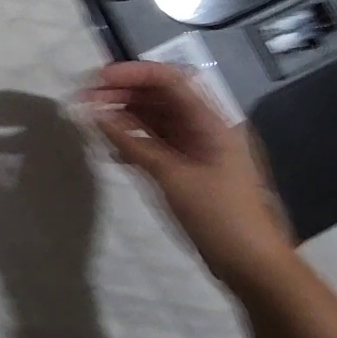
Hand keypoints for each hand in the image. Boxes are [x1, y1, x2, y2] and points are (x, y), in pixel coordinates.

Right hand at [79, 62, 294, 287]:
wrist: (251, 264)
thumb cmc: (218, 216)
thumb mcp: (172, 178)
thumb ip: (133, 144)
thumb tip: (96, 114)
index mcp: (211, 121)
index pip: (169, 80)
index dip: (132, 73)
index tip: (97, 79)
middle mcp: (204, 127)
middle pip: (160, 95)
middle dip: (122, 92)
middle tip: (85, 100)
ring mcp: (196, 147)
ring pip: (155, 118)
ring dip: (124, 115)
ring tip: (92, 121)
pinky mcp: (188, 167)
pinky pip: (156, 141)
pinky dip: (133, 139)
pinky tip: (112, 149)